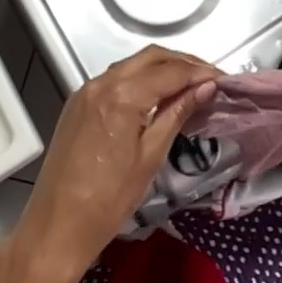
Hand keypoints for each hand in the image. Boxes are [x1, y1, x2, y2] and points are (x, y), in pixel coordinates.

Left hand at [8, 46, 221, 280]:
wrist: (57, 225)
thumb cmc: (108, 199)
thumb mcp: (150, 156)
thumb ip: (177, 114)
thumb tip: (204, 88)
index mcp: (122, 95)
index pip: (170, 72)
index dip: (200, 72)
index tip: (224, 79)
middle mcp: (102, 83)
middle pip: (151, 58)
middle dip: (183, 63)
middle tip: (209, 78)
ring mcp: (86, 91)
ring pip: (132, 65)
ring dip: (161, 69)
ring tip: (189, 85)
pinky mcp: (78, 103)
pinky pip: (115, 79)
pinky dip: (140, 79)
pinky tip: (157, 95)